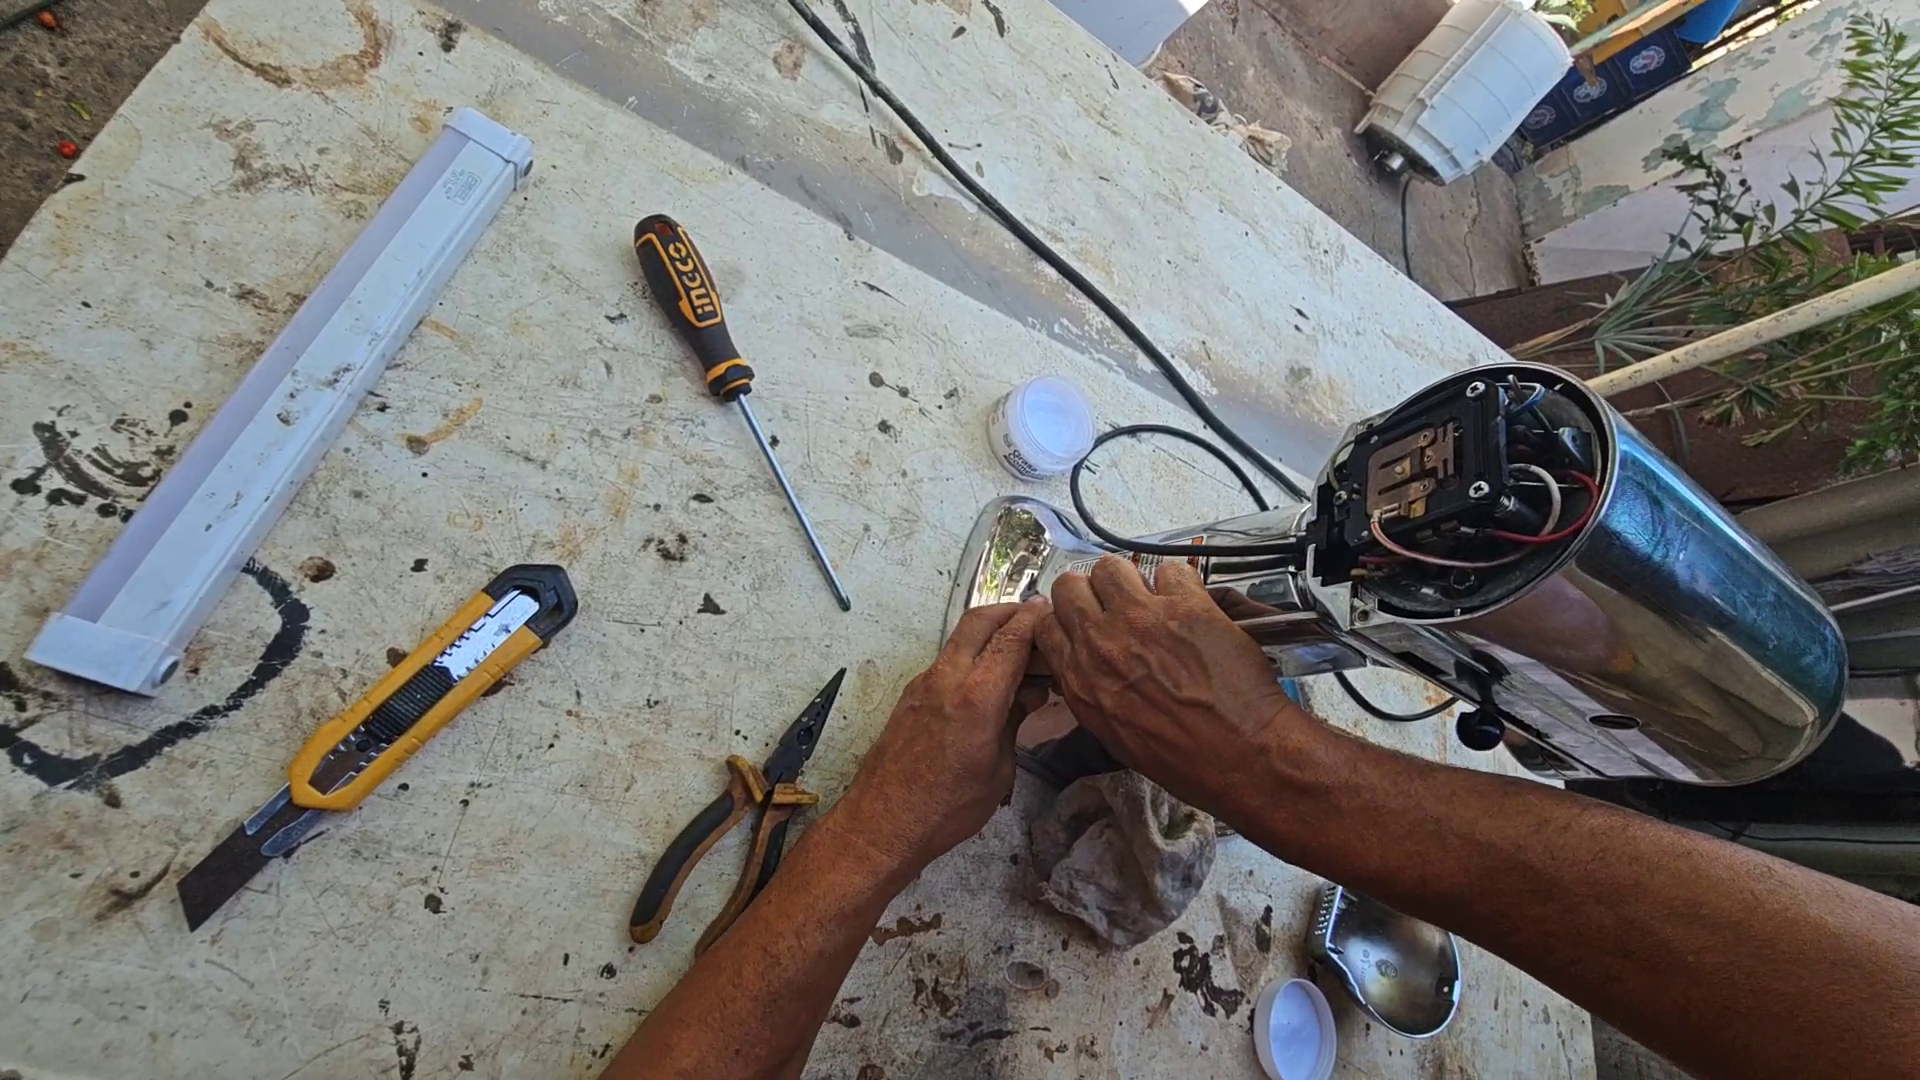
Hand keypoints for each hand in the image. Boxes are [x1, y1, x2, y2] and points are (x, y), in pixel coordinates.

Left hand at [836, 600, 1051, 876]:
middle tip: (1035, 620)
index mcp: (977, 696)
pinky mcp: (912, 694)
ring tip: (1019, 654)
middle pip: (979, 620)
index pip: (1011, 638)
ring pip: (961, 638)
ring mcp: (925, 682)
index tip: (1052, 610)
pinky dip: (972, 657)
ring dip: (990, 634)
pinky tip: (989, 681)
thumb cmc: (948, 807)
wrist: (882, 823)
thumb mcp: (998, 771)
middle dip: (1009, 611)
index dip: (1034, 618)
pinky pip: (948, 661)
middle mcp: (948, 677)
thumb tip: (1030, 692)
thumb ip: (1014, 722)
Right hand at [1035, 557, 1312, 821]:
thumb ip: (1089, 690)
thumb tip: (1085, 665)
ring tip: (1150, 597)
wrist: (1239, 755)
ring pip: (1111, 566)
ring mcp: (1140, 618)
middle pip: (1069, 585)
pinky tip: (1190, 604)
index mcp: (1078, 676)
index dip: (1065, 617)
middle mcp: (1100, 641)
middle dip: (1089, 591)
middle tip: (1114, 603)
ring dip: (1128, 579)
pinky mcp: (1183, 604)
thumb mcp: (1111, 733)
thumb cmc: (1179, 757)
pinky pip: (1170, 570)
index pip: (1045, 624)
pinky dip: (1180, 584)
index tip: (1083, 620)